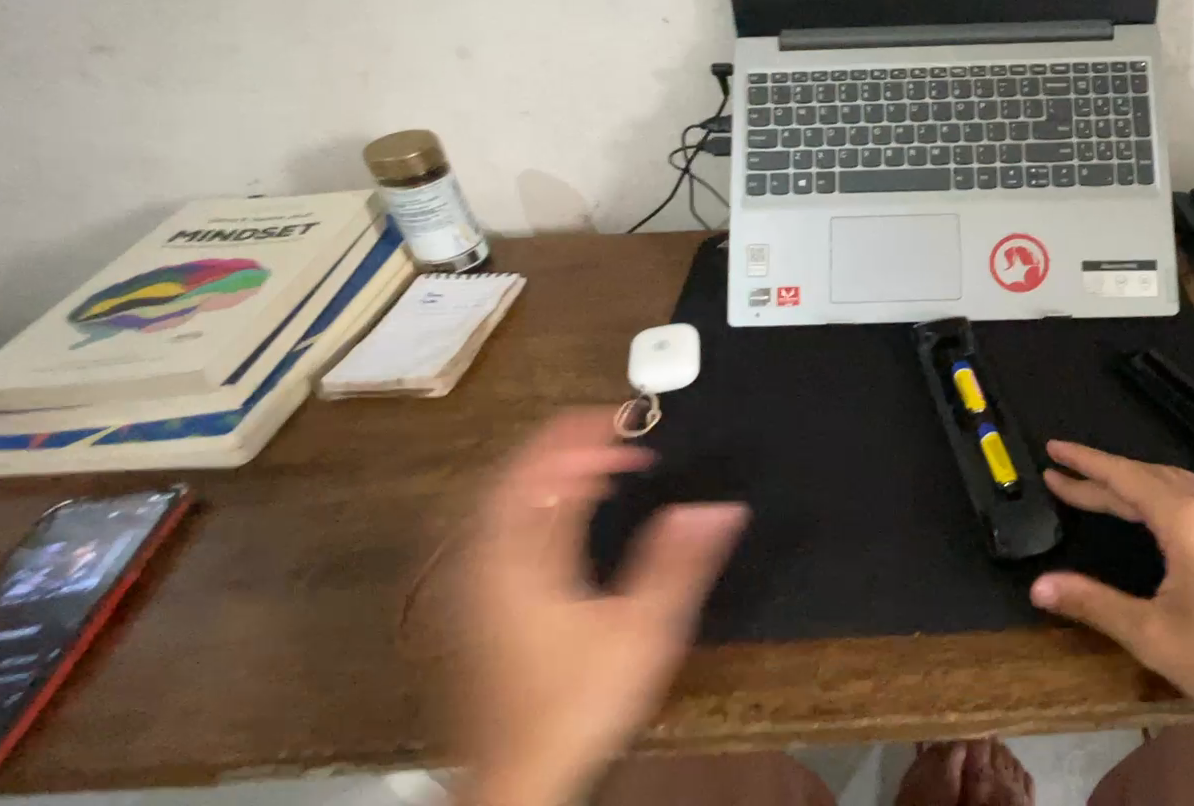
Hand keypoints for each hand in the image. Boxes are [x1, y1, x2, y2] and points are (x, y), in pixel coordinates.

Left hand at [455, 409, 747, 805]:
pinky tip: (561, 516)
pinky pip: (497, 529)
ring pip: (500, 502)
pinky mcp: (476, 608)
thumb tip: (718, 508)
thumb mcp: (644, 631)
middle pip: (512, 476)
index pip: (546, 471)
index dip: (587, 437)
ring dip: (545, 470)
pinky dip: (532, 503)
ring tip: (590, 461)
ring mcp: (474, 587)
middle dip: (561, 443)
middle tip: (609, 430)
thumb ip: (681, 564)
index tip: (629, 423)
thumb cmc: (577, 706)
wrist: (520, 781)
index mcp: (524, 560)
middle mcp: (489, 563)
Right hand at [1027, 440, 1193, 726]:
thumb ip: (1093, 603)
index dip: (1084, 463)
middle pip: (1146, 476)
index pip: (1123, 477)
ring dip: (1133, 480)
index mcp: (1184, 519)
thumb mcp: (1152, 634)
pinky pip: (1193, 494)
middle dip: (1101, 474)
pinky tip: (1159, 507)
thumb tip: (1038, 586)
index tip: (1052, 449)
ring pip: (1173, 482)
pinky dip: (1160, 490)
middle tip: (1062, 472)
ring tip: (1101, 486)